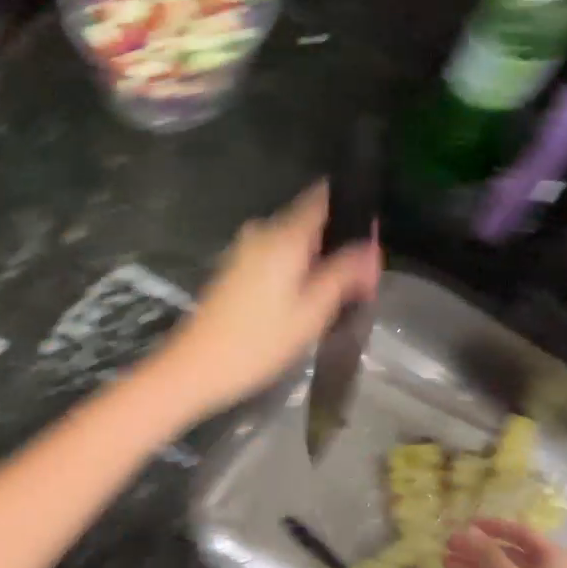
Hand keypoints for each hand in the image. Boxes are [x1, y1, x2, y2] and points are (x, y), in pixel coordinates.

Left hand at [145, 182, 381, 416]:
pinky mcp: (233, 272)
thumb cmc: (256, 344)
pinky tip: (303, 306)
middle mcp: (262, 233)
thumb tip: (372, 250)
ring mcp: (243, 252)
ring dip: (315, 265)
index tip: (371, 241)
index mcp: (284, 235)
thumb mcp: (311, 314)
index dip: (354, 214)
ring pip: (292, 246)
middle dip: (337, 247)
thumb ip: (345, 275)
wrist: (194, 369)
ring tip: (336, 300)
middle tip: (361, 283)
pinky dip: (293, 276)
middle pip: (310, 224)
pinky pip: (275, 261)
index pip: (325, 198)